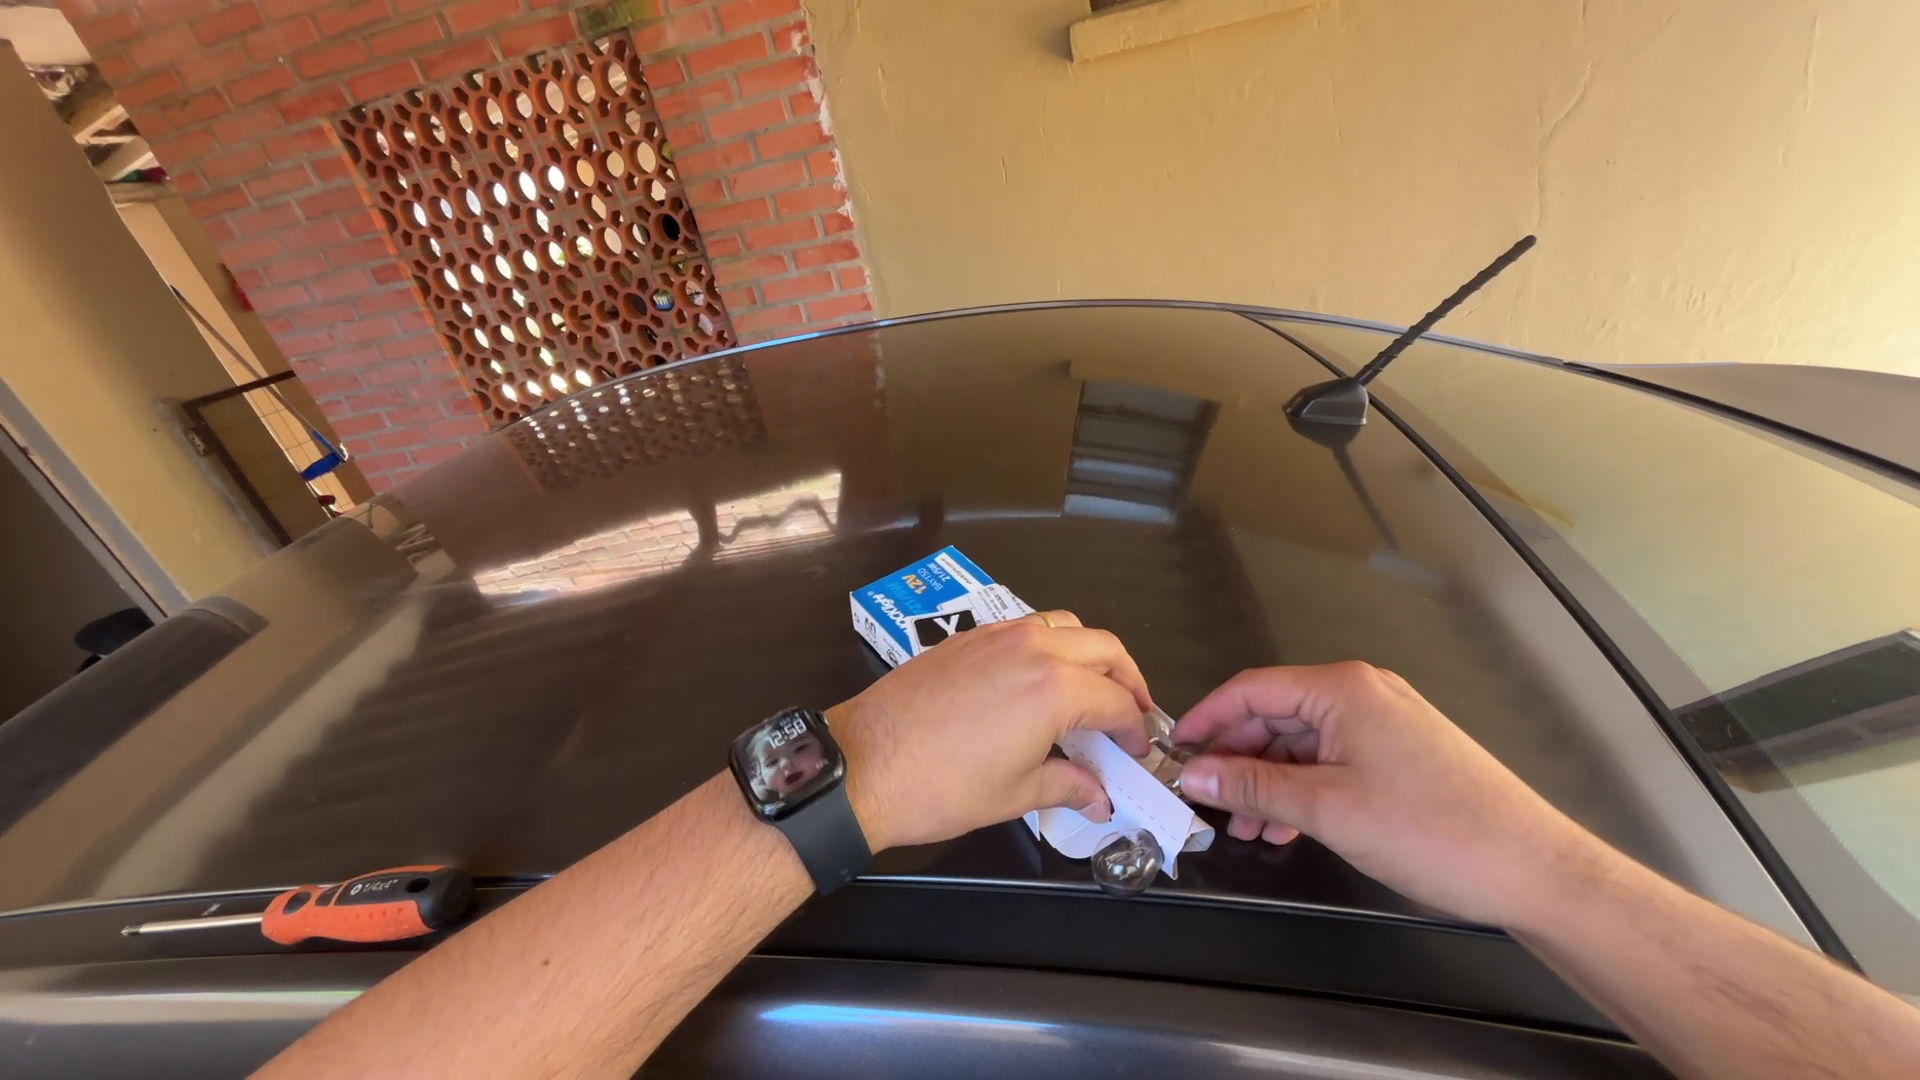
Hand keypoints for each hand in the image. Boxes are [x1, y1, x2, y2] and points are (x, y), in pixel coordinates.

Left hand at [831, 611, 1152, 851]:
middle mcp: (1033, 647)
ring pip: (1065, 626)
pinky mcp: (968, 636)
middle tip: (1131, 715)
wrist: (863, 764)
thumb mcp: (1015, 794)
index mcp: (1054, 687)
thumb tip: (1099, 798)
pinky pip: (1027, 627)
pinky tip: (1041, 680)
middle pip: (1104, 648)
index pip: (1117, 702)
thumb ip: (1069, 786)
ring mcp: (997, 634)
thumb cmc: (943, 787)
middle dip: (1128, 680)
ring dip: (1090, 654)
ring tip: (1091, 691)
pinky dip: (1050, 645)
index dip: (1135, 729)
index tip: (1138, 751)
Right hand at [1172, 662, 1605, 927]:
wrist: (1537, 872)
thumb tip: (1193, 775)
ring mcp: (1382, 723)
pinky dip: (1302, 790)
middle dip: (1236, 759)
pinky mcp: (1398, 753)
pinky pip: (1330, 761)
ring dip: (1267, 782)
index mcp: (1341, 688)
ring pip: (1300, 744)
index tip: (1175, 752)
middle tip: (1208, 801)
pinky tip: (1285, 826)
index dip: (1207, 719)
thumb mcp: (1326, 807)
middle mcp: (1360, 694)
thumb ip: (1250, 785)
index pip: (1250, 690)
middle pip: (1274, 717)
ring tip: (1246, 828)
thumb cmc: (1430, 829)